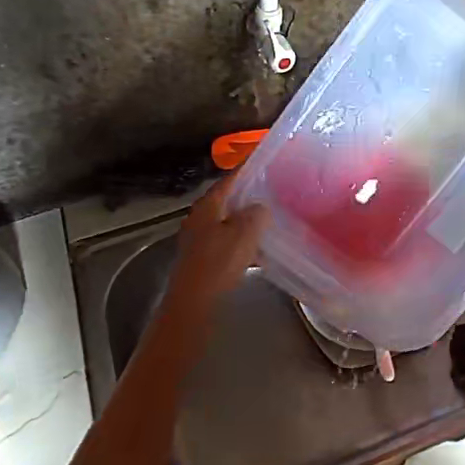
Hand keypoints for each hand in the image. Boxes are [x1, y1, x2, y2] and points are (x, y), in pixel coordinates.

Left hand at [162, 177, 267, 319]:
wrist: (194, 301)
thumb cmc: (219, 262)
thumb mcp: (244, 233)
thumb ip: (255, 215)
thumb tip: (259, 207)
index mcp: (208, 206)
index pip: (228, 180)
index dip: (245, 171)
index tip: (262, 163)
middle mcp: (199, 218)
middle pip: (225, 202)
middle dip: (246, 198)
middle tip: (270, 194)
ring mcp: (197, 240)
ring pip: (225, 224)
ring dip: (244, 223)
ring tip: (268, 224)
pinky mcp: (201, 260)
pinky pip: (225, 244)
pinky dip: (240, 244)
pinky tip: (257, 253)